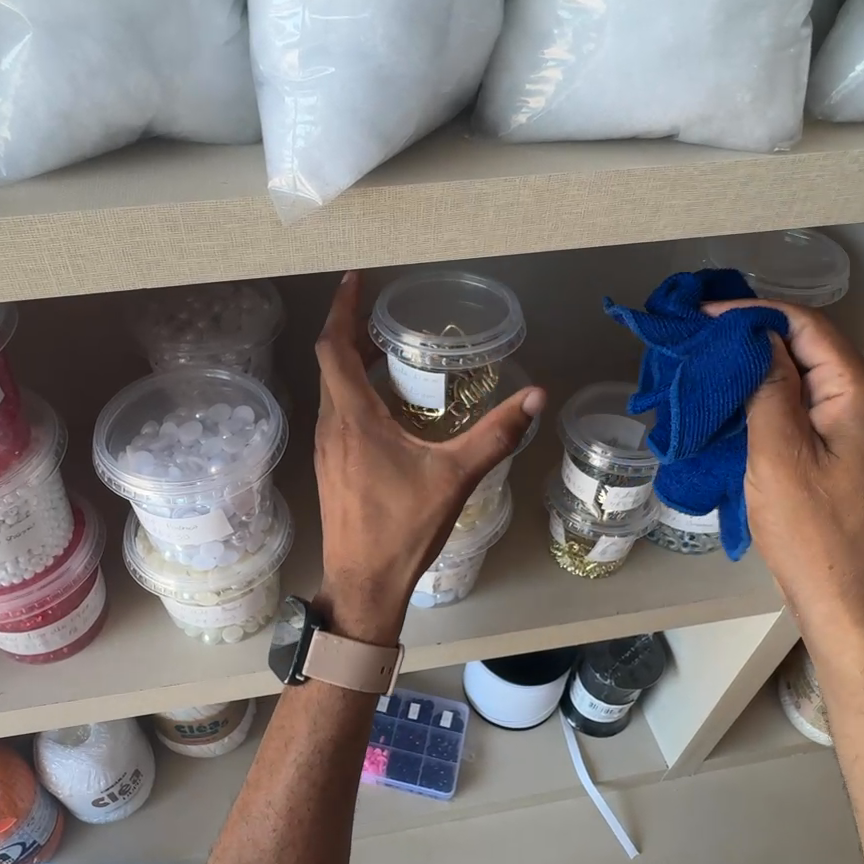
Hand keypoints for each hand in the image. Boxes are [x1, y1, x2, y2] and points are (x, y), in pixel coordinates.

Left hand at [312, 272, 544, 645]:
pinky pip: (338, 417)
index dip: (342, 309)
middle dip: (351, 331)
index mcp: (353, 419)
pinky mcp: (332, 470)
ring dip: (351, 365)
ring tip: (385, 351)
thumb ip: (496, 435)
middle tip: (382, 313)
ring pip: (332, 392)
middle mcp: (332, 428)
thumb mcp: (455, 478)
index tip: (355, 280)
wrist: (363, 583)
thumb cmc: (403, 529)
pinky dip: (354, 395)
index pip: (333, 348)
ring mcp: (327, 451)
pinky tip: (385, 408)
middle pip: (330, 365)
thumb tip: (536, 396)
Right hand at [712, 299, 863, 620]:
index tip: (704, 315)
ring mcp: (853, 424)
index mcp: (858, 391)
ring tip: (706, 362)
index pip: (807, 326)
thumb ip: (769, 388)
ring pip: (802, 374)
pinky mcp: (839, 447)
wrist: (844, 593)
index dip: (754, 313)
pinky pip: (801, 403)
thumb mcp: (779, 453)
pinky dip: (765, 394)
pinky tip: (732, 399)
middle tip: (698, 336)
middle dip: (753, 334)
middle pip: (807, 345)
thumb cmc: (811, 527)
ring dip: (756, 364)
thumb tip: (756, 340)